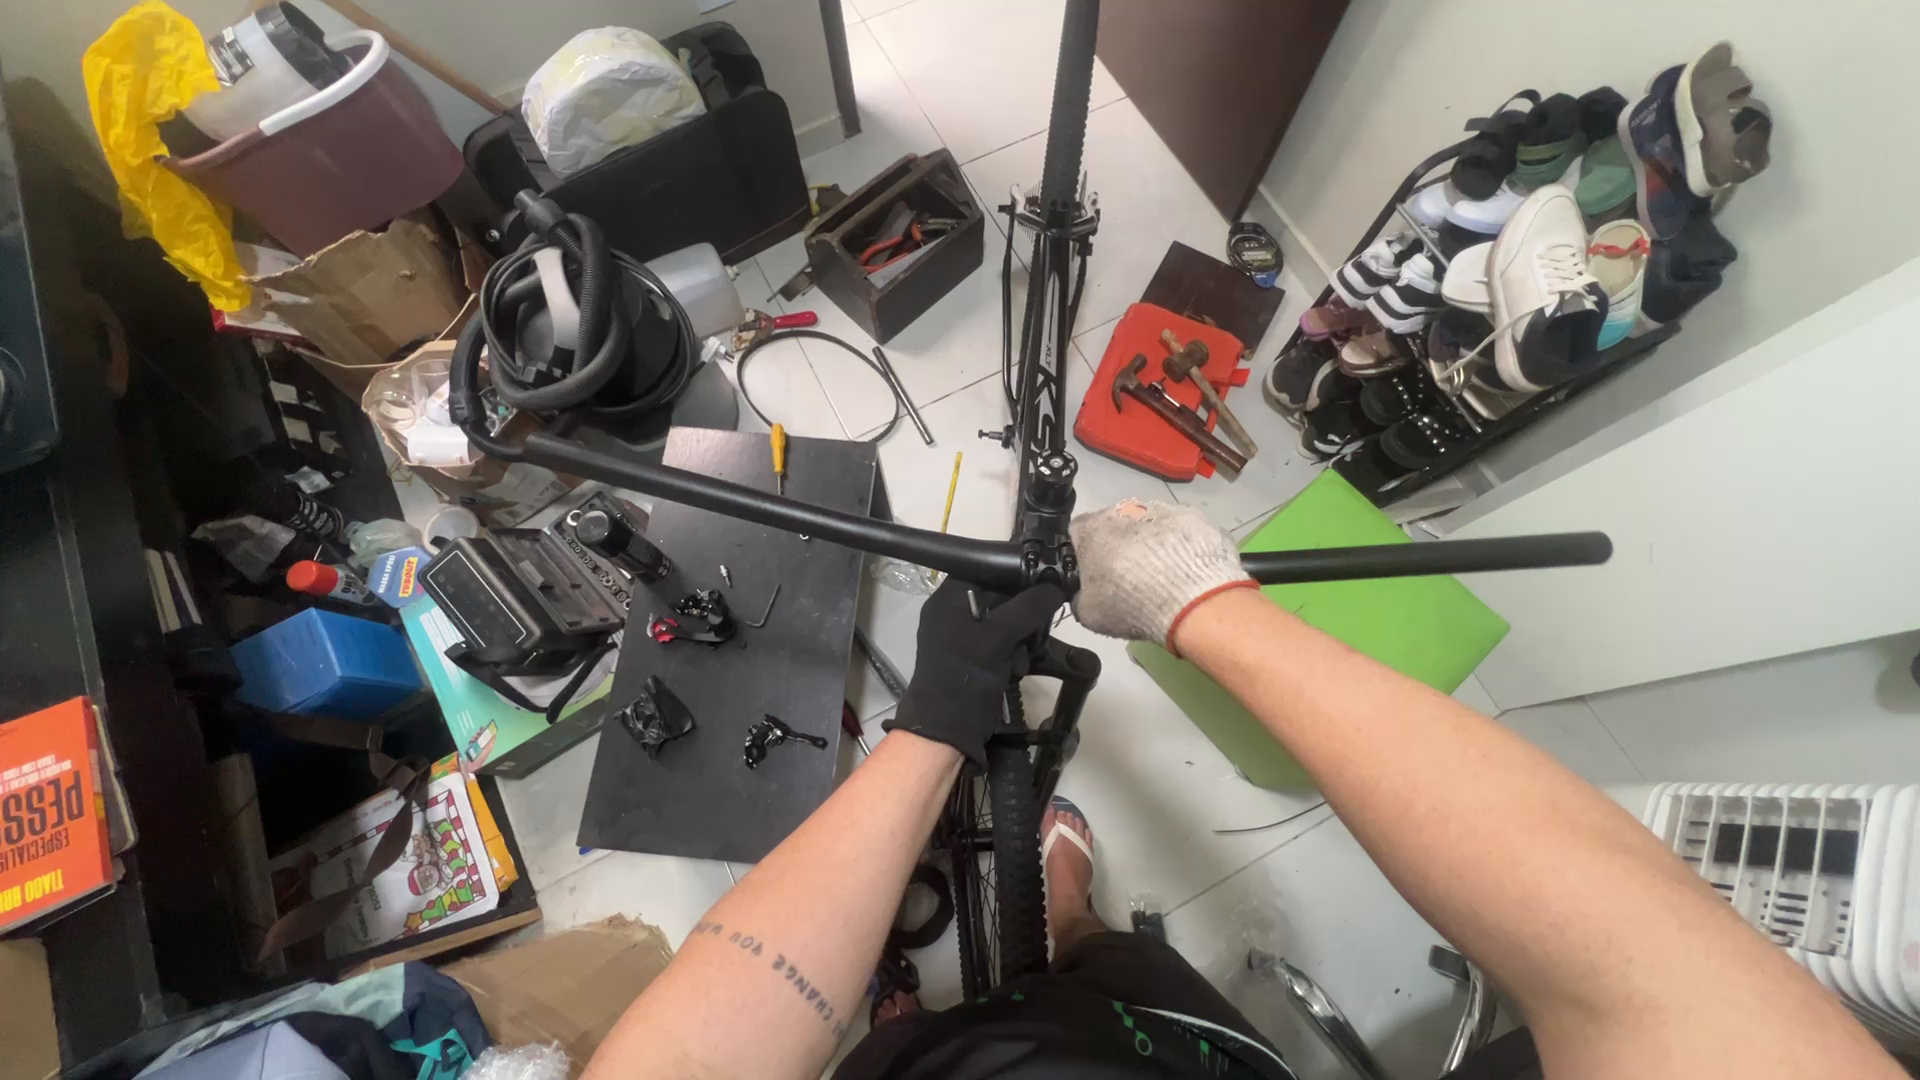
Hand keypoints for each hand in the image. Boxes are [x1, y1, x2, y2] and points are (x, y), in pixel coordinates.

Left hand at [883, 578, 1064, 766]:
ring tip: (1021, 657)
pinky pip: (1001, 644)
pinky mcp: (974, 658)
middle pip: (1000, 597)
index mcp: (949, 598)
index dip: (1016, 575)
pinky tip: (1017, 668)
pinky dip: (1014, 654)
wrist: (947, 730)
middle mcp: (954, 612)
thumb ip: (1027, 608)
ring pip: (1005, 622)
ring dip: (1021, 639)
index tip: (1045, 585)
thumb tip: (1055, 586)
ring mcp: (963, 637)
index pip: (987, 570)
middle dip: (1022, 616)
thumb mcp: (998, 637)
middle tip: (1035, 631)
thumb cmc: (965, 676)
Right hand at [1069, 499, 1256, 651]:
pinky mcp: (1195, 515)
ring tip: (1166, 576)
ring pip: (1150, 524)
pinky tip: (1188, 570)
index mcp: (1092, 529)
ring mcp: (1162, 508)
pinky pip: (1181, 529)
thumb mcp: (1088, 614)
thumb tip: (1085, 595)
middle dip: (1120, 546)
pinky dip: (1182, 545)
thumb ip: (1080, 597)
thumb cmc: (1130, 604)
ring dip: (1152, 543)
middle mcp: (1123, 509)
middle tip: (1132, 578)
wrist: (1193, 601)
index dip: (1085, 552)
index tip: (1096, 573)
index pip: (1078, 532)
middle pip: (1115, 525)